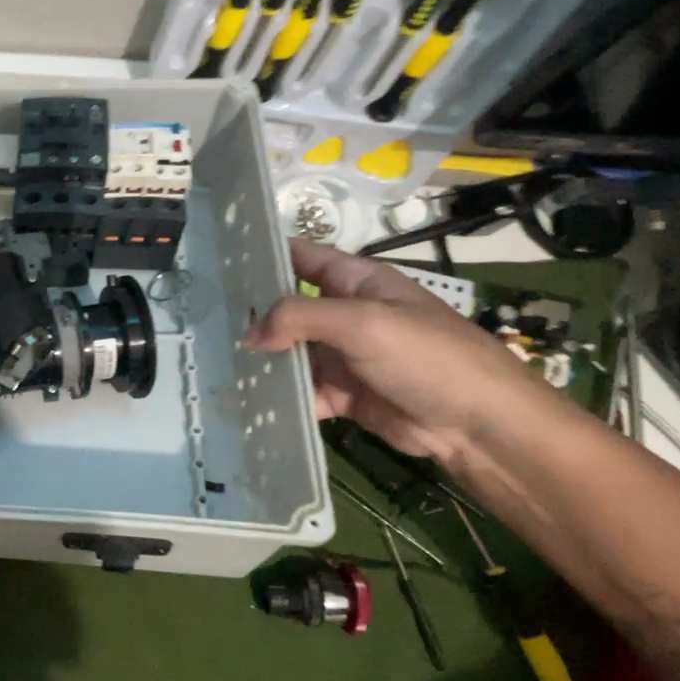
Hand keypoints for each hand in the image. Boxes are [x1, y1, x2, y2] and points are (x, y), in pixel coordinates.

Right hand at [246, 239, 567, 463]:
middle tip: (203, 325)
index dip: (266, 256)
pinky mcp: (342, 395)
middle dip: (251, 316)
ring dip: (261, 362)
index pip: (303, 258)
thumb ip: (300, 318)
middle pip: (287, 310)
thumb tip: (250, 335)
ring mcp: (344, 357)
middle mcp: (346, 315)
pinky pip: (301, 393)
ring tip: (215, 368)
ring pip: (289, 354)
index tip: (220, 264)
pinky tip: (248, 404)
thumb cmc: (427, 357)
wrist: (476, 424)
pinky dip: (278, 399)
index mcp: (358, 283)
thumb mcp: (363, 323)